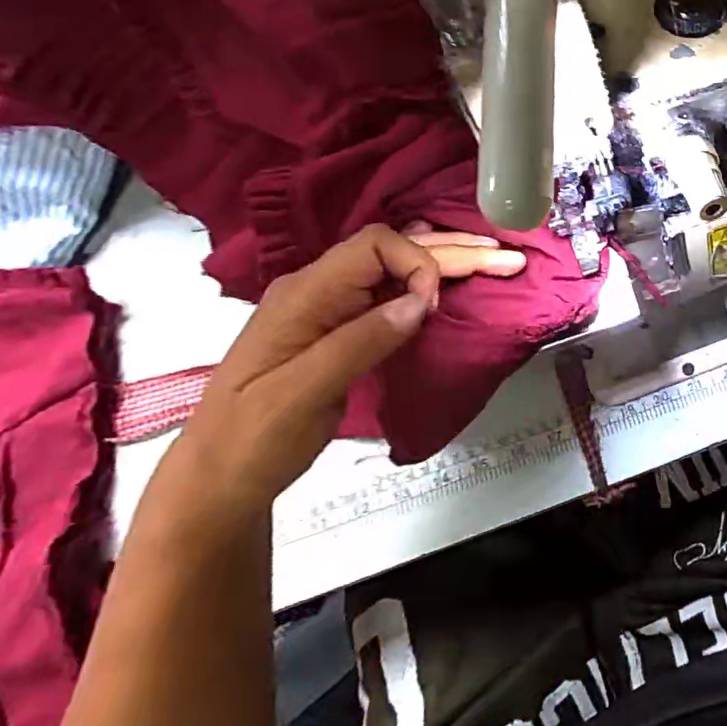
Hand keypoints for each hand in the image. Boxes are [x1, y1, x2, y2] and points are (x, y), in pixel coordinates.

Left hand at [182, 222, 525, 509]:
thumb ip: (360, 342)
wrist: (219, 477)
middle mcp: (320, 289)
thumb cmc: (253, 438)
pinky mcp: (342, 329)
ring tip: (493, 257)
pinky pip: (391, 291)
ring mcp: (331, 308)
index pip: (374, 248)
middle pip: (393, 251)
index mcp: (305, 294)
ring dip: (447, 261)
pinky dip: (429, 281)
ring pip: (396, 268)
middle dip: (453, 252)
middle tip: (507, 258)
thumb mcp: (300, 394)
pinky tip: (451, 275)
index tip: (435, 307)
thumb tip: (422, 300)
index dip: (417, 263)